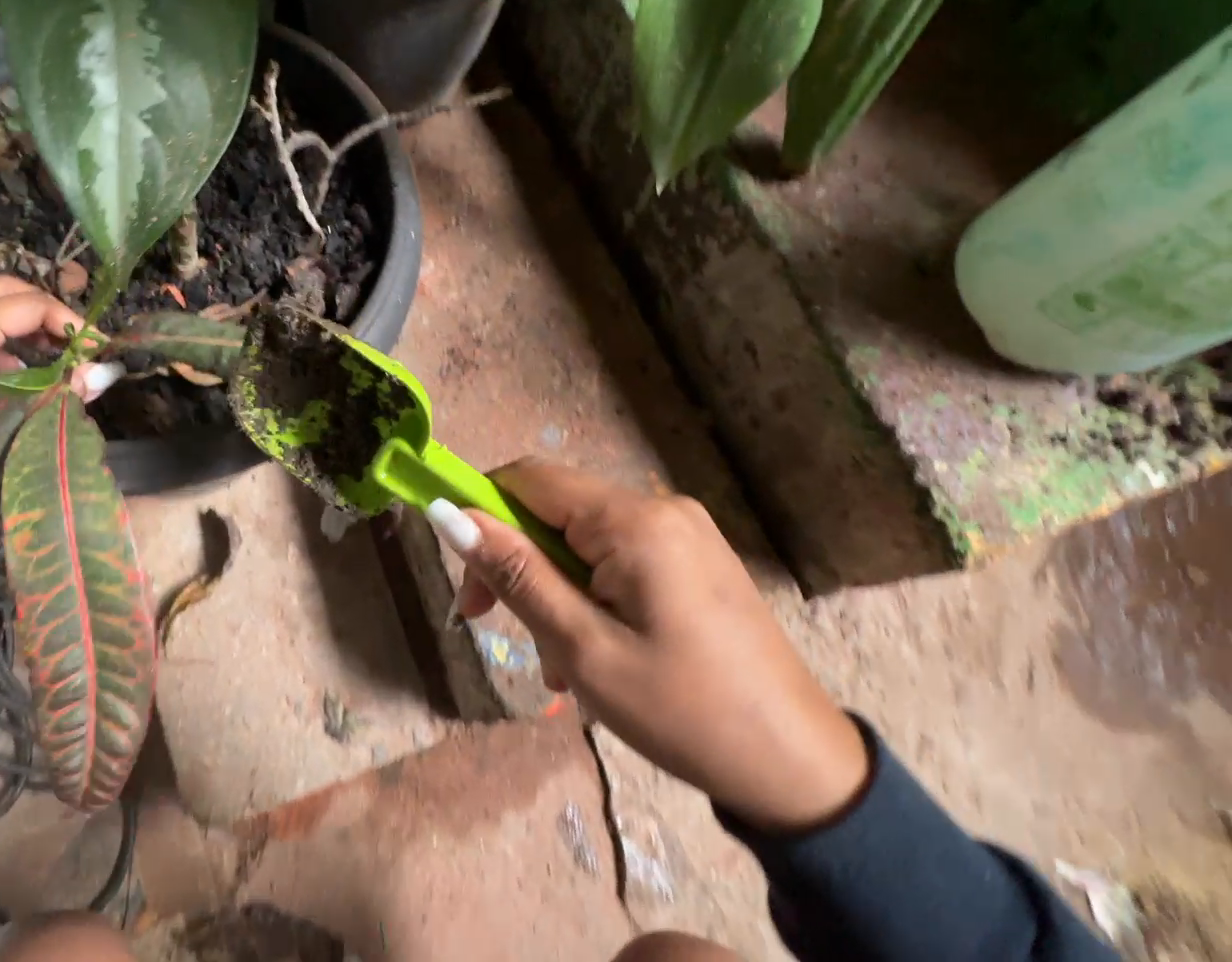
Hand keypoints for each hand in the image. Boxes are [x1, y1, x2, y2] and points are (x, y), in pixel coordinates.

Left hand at [0, 277, 118, 514]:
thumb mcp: (5, 413)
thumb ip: (55, 390)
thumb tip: (102, 375)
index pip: (31, 304)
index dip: (71, 323)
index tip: (99, 350)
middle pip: (8, 292)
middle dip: (47, 312)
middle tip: (78, 342)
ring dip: (25, 327)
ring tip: (56, 359)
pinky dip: (3, 345)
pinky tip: (19, 378)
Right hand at [425, 460, 868, 833]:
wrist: (796, 766)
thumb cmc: (681, 711)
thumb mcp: (582, 647)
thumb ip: (515, 573)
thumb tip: (450, 514)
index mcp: (634, 522)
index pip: (526, 480)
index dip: (479, 514)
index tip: (466, 583)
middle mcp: (660, 509)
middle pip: (553, 511)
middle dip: (516, 565)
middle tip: (498, 630)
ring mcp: (684, 533)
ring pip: (581, 541)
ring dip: (551, 591)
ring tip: (559, 666)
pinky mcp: (695, 560)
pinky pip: (617, 559)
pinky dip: (589, 596)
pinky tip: (594, 653)